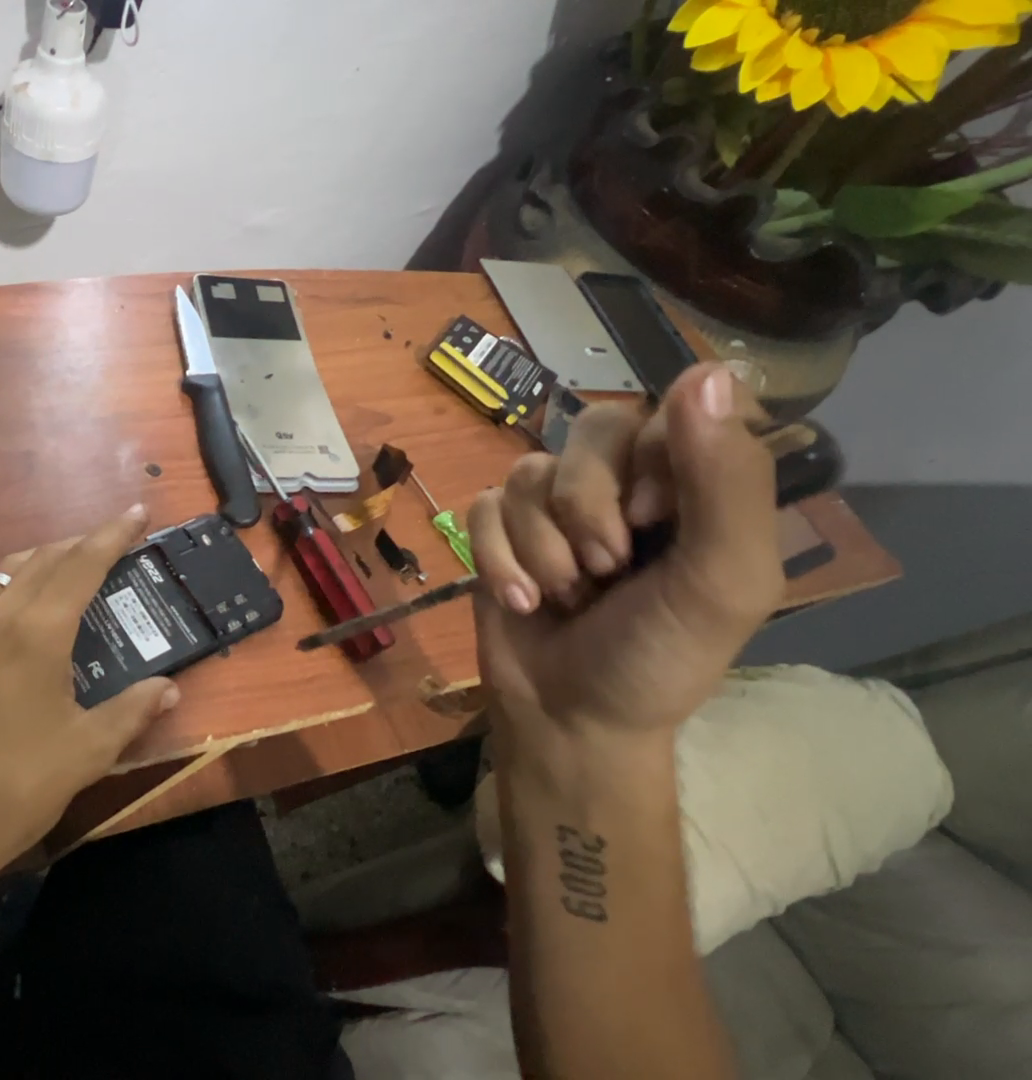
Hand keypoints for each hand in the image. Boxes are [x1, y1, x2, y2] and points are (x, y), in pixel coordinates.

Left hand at [0, 505, 181, 922]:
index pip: (81, 565)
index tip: (138, 513)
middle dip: (81, 544)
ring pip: (3, 571)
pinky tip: (9, 603)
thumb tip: (168, 689)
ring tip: (66, 567)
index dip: (113, 536)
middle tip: (113, 541)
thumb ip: (131, 711)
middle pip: (42, 560)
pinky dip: (2, 582)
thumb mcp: (86, 752)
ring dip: (39, 559)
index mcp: (35, 631)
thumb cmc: (16, 788)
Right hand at [467, 364, 782, 746]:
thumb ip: (727, 484)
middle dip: (588, 508)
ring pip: (529, 473)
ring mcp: (552, 507)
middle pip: (592, 429)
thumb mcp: (722, 582)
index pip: (671, 410)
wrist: (568, 716)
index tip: (658, 521)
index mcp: (695, 487)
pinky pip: (483, 507)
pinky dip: (498, 559)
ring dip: (543, 549)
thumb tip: (707, 373)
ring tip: (564, 598)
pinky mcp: (497, 531)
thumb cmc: (659, 658)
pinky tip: (521, 600)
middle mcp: (624, 484)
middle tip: (607, 570)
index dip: (652, 460)